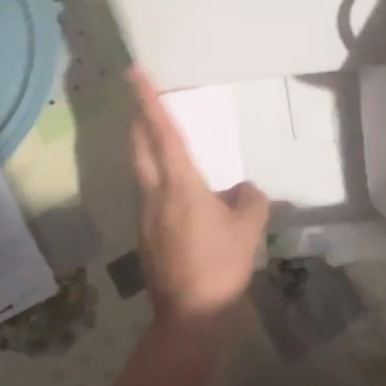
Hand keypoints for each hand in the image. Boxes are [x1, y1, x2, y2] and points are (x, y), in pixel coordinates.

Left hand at [128, 69, 269, 321]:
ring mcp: (145, 214)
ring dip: (145, 147)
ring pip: (139, 169)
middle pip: (139, 145)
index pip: (162, 131)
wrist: (190, 313)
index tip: (135, 72)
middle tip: (144, 99)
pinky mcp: (144, 233)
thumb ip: (250, 199)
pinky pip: (147, 192)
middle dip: (139, 118)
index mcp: (180, 183)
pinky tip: (174, 189)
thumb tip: (245, 189)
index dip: (149, 99)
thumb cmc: (221, 264)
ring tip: (161, 138)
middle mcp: (154, 192)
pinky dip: (154, 176)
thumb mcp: (249, 228)